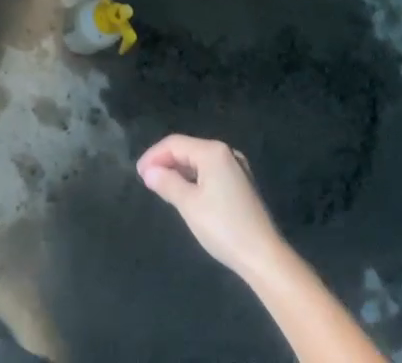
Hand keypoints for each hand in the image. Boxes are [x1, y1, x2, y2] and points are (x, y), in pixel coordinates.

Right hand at [137, 134, 284, 278]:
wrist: (263, 257)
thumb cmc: (223, 227)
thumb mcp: (188, 204)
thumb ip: (166, 182)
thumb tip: (149, 172)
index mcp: (213, 152)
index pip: (174, 144)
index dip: (153, 156)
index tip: (138, 174)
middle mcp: (227, 153)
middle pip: (188, 149)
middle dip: (165, 162)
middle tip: (147, 180)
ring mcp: (237, 169)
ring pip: (199, 161)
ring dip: (179, 171)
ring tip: (162, 187)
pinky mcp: (242, 185)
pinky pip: (211, 172)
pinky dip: (194, 178)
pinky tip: (185, 193)